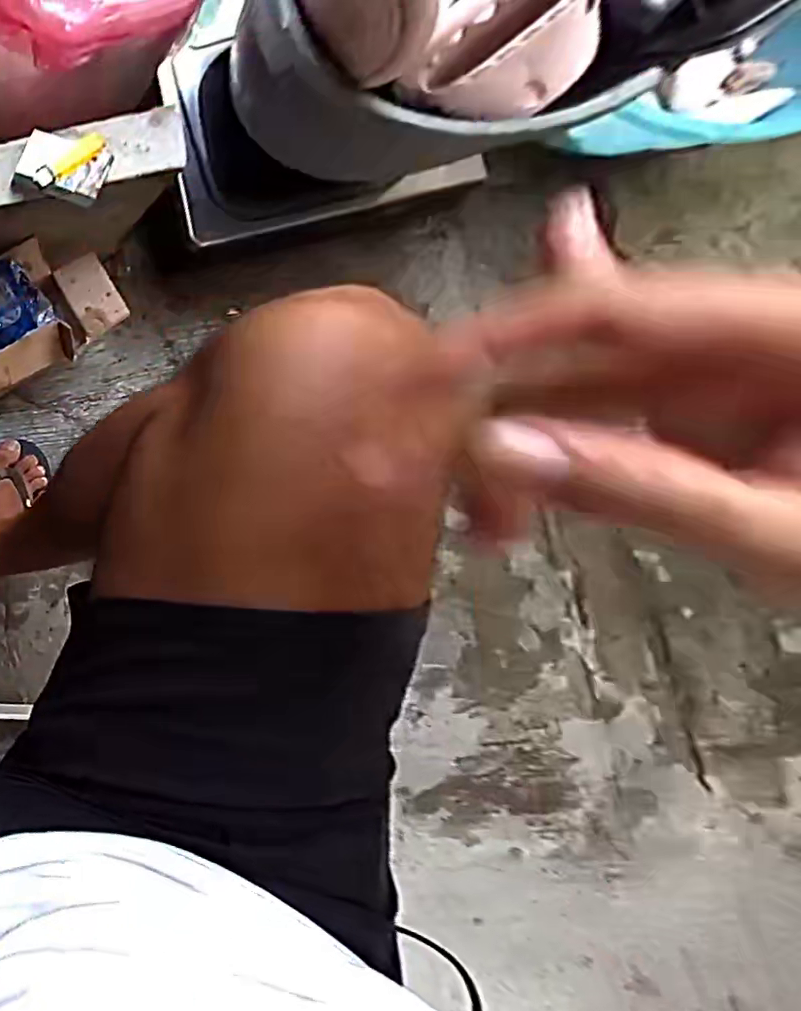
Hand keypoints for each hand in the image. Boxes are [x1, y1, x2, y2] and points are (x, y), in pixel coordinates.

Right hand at [453, 189, 800, 591]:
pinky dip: (536, 415)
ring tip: (478, 521)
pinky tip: (514, 322)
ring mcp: (716, 384)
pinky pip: (588, 417)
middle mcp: (744, 347)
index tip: (424, 373)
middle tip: (415, 469)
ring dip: (505, 452)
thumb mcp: (784, 532)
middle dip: (486, 419)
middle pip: (573, 363)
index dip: (508, 333)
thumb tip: (496, 448)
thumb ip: (643, 487)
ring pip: (565, 398)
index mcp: (797, 341)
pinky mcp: (691, 421)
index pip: (619, 311)